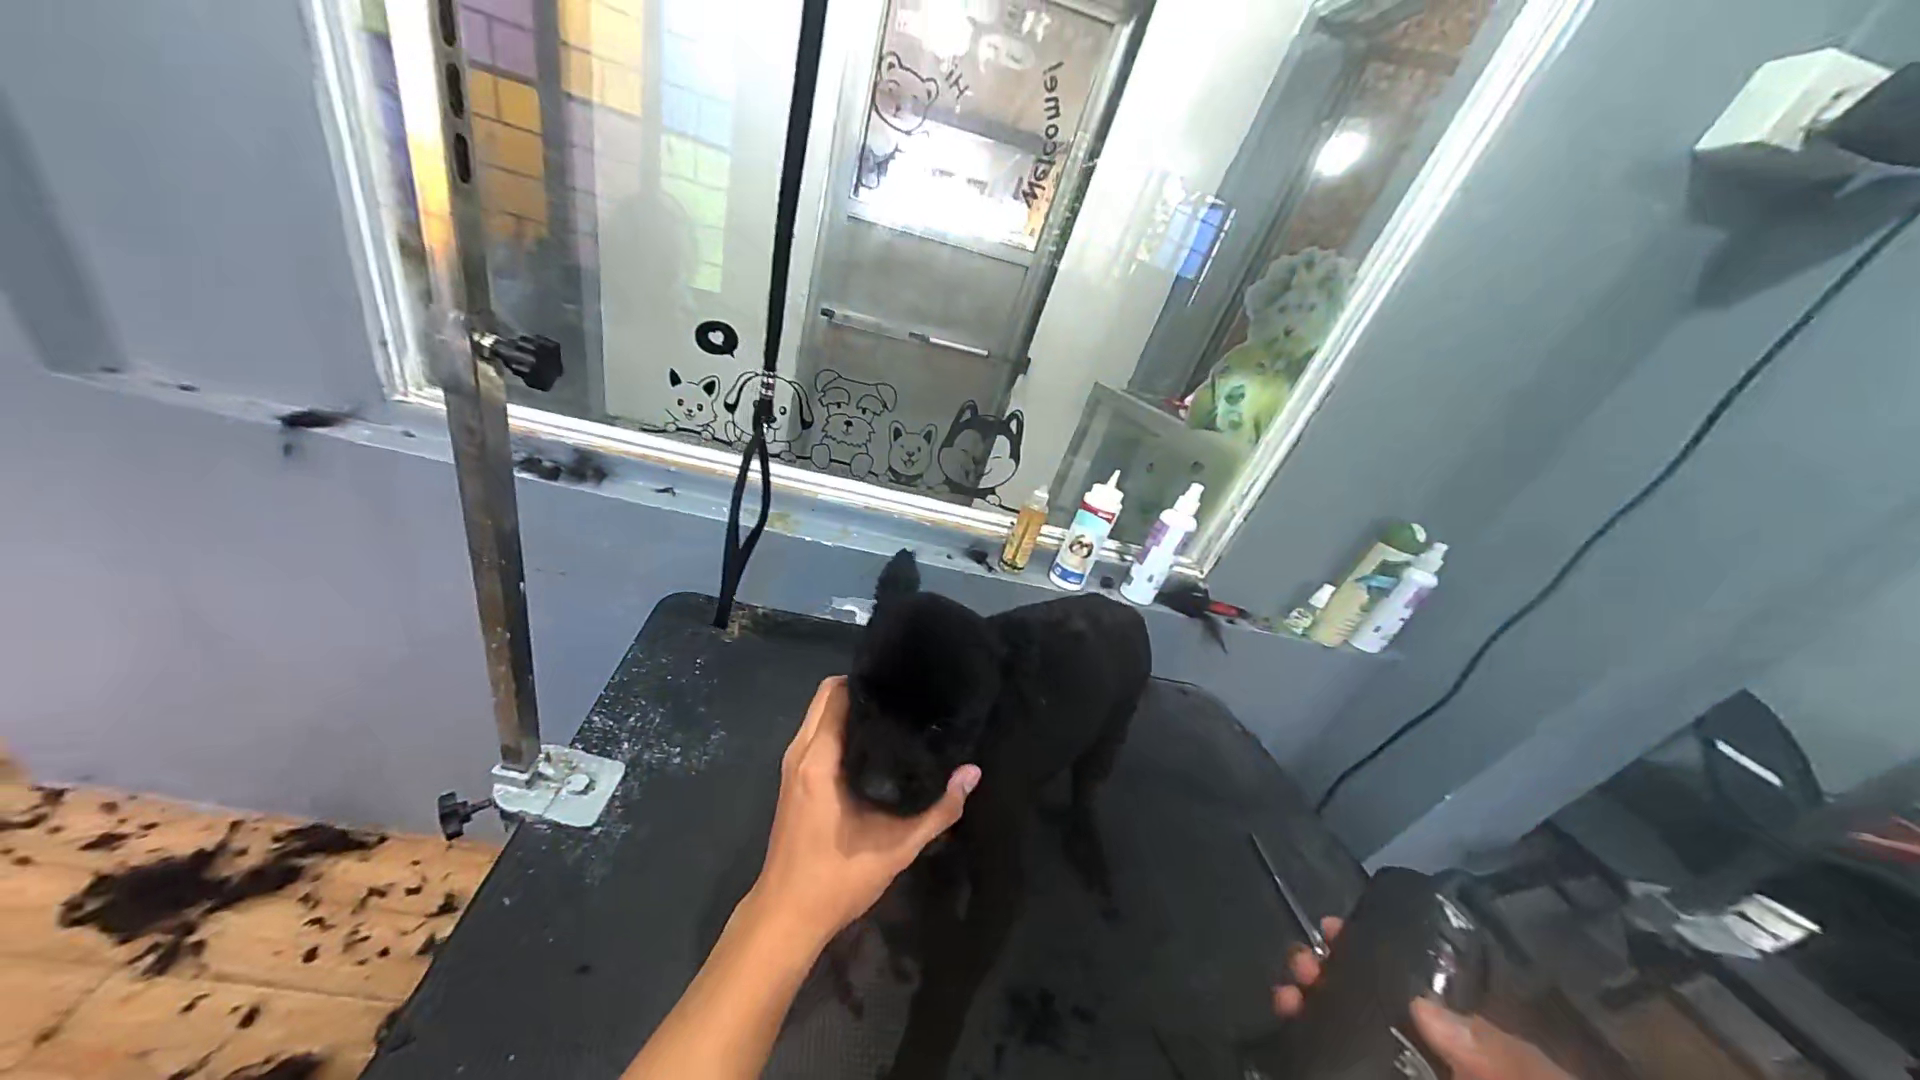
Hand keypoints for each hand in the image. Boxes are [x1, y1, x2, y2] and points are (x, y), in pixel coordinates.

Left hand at [743, 677, 979, 949]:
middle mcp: (800, 753)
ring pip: (819, 716)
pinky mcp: (793, 780)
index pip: (836, 693)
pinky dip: (840, 727)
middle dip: (862, 690)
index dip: (868, 682)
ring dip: (850, 709)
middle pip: (826, 697)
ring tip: (894, 715)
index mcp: (819, 759)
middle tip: (903, 697)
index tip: (901, 684)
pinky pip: (816, 734)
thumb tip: (973, 773)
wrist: (787, 917)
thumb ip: (939, 809)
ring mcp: (792, 766)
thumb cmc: (837, 878)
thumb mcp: (897, 846)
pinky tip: (874, 744)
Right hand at [1273, 918, 1574, 1079]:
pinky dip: (1305, 1050)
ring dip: (1308, 1010)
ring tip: (1285, 995)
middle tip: (1301, 962)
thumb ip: (1498, 1053)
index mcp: (1461, 1048)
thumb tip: (1420, 1005)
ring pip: (1343, 1039)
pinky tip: (1289, 1031)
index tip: (1333, 929)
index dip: (1366, 955)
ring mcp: (1392, 1073)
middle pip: (1364, 1009)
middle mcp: (1424, 1061)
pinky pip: (1331, 1068)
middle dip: (1326, 978)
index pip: (1405, 991)